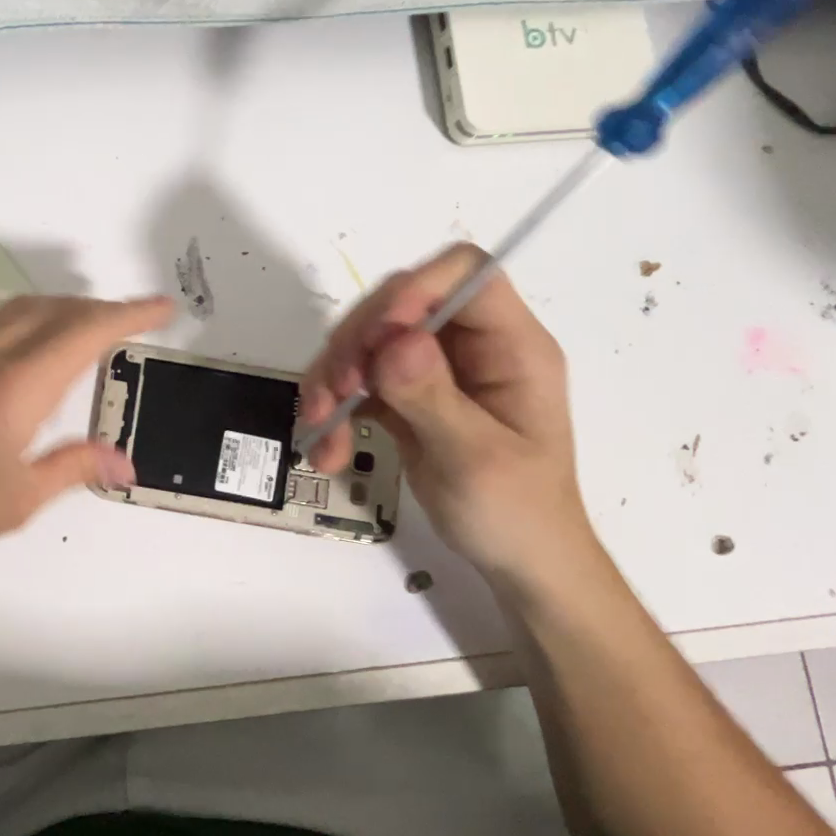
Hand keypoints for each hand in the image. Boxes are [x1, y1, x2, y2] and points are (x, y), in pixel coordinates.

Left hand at [0, 295, 172, 570]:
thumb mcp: (16, 499)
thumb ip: (72, 468)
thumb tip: (125, 462)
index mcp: (16, 384)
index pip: (84, 331)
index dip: (128, 315)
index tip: (162, 307)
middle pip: (52, 309)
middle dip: (97, 308)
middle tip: (130, 321)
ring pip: (17, 309)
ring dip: (59, 309)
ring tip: (84, 327)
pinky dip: (25, 319)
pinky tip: (25, 346)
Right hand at [298, 243, 593, 576]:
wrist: (517, 561)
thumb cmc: (516, 512)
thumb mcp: (476, 459)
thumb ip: (433, 397)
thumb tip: (393, 342)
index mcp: (510, 347)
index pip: (464, 275)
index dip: (414, 290)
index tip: (374, 338)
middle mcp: (470, 347)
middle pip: (397, 305)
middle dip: (354, 345)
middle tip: (331, 395)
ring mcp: (434, 371)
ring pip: (366, 342)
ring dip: (331, 381)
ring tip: (317, 429)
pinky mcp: (404, 397)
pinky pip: (356, 381)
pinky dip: (331, 409)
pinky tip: (324, 449)